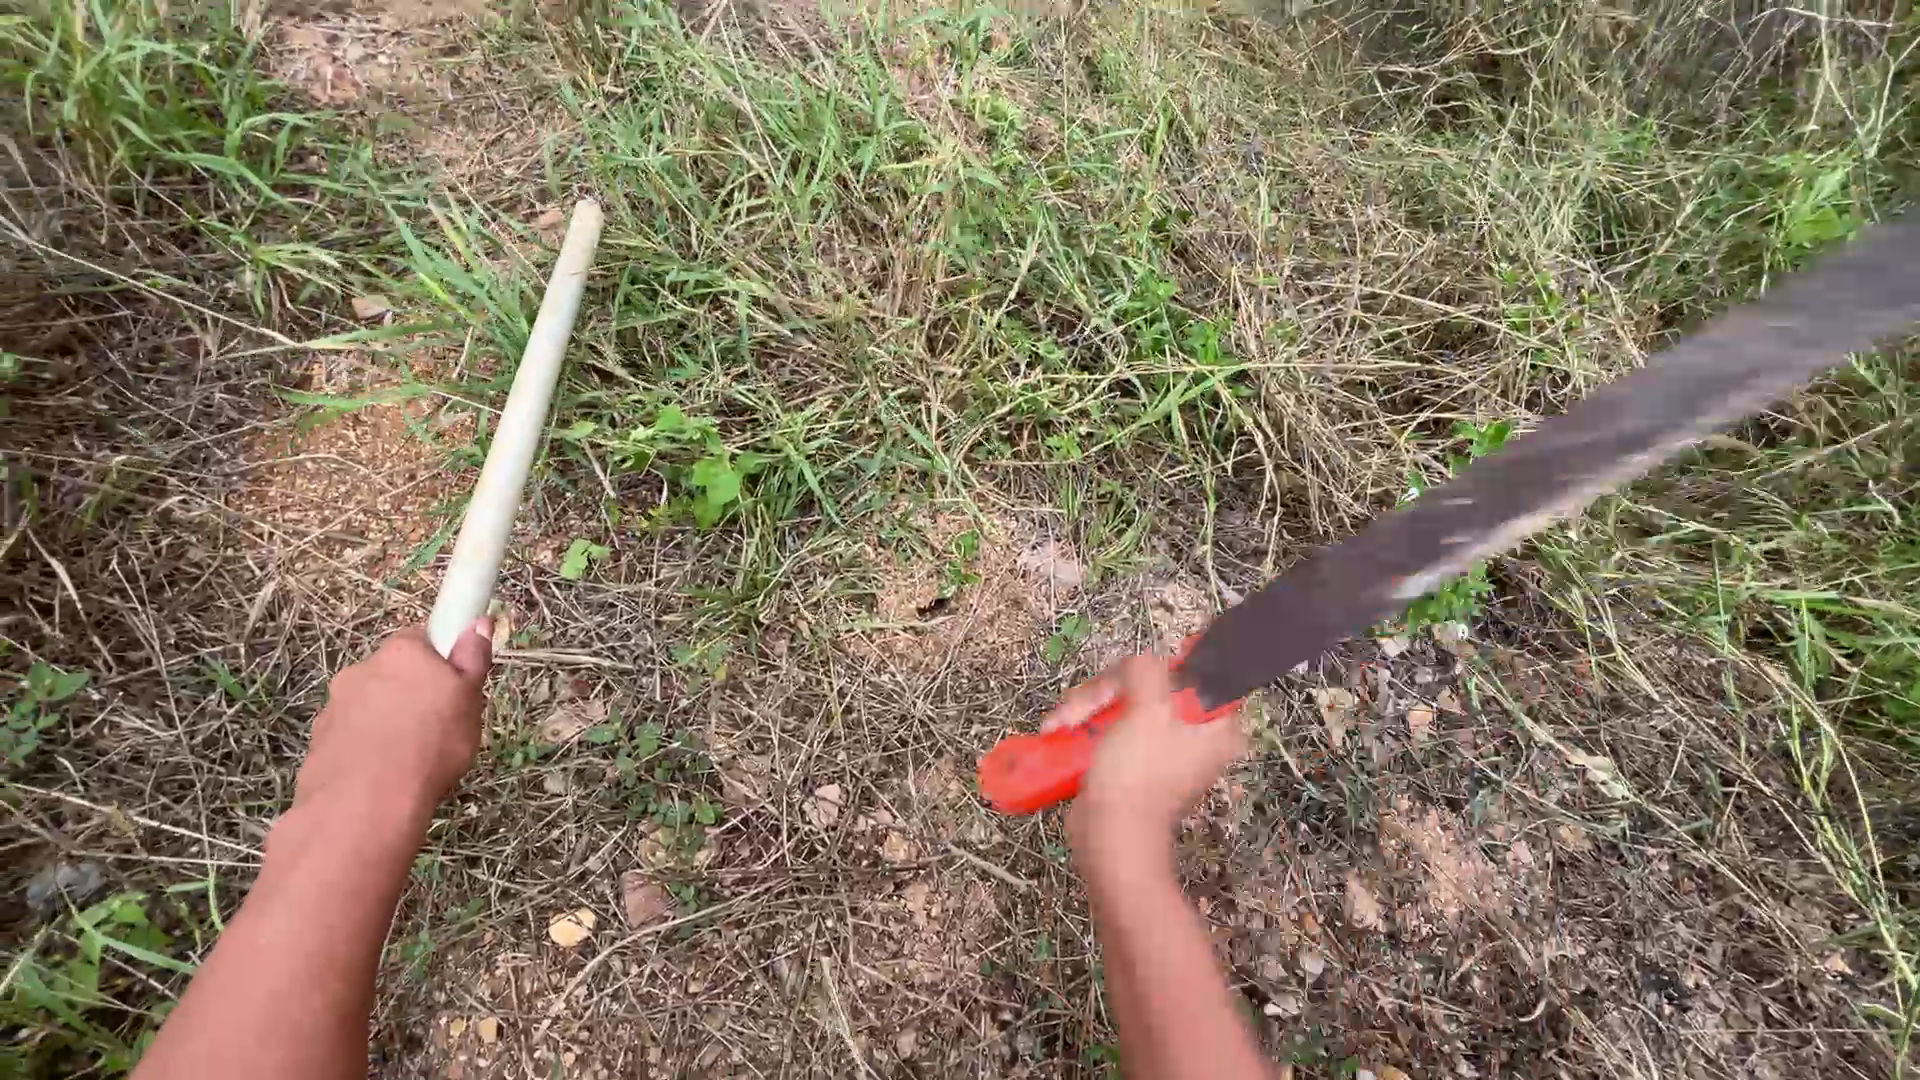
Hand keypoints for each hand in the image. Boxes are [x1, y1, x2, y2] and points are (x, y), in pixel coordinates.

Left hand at [292, 621, 492, 819]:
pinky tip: (390, 772)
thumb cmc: (432, 742)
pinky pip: (355, 736)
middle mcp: (360, 671)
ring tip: (418, 754)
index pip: (424, 638)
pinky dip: (371, 747)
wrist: (366, 804)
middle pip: (396, 672)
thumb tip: (478, 623)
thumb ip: (472, 658)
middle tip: (445, 721)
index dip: (444, 660)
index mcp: (400, 652)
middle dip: (416, 691)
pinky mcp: (318, 744)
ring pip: (373, 705)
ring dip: (392, 720)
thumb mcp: (470, 697)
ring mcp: (333, 708)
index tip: (458, 685)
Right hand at [1040, 657, 1245, 862]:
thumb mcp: (1147, 710)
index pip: (1193, 674)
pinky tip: (1061, 728)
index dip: (1159, 668)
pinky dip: (1086, 724)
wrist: (1110, 837)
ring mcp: (1159, 748)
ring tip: (1063, 723)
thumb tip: (1143, 662)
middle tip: (1085, 706)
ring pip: (1122, 702)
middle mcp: (1192, 734)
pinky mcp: (1130, 759)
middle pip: (1148, 685)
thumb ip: (1148, 671)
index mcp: (1214, 725)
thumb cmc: (1136, 775)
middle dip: (1106, 692)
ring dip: (1087, 707)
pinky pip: (1109, 725)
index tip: (1127, 676)